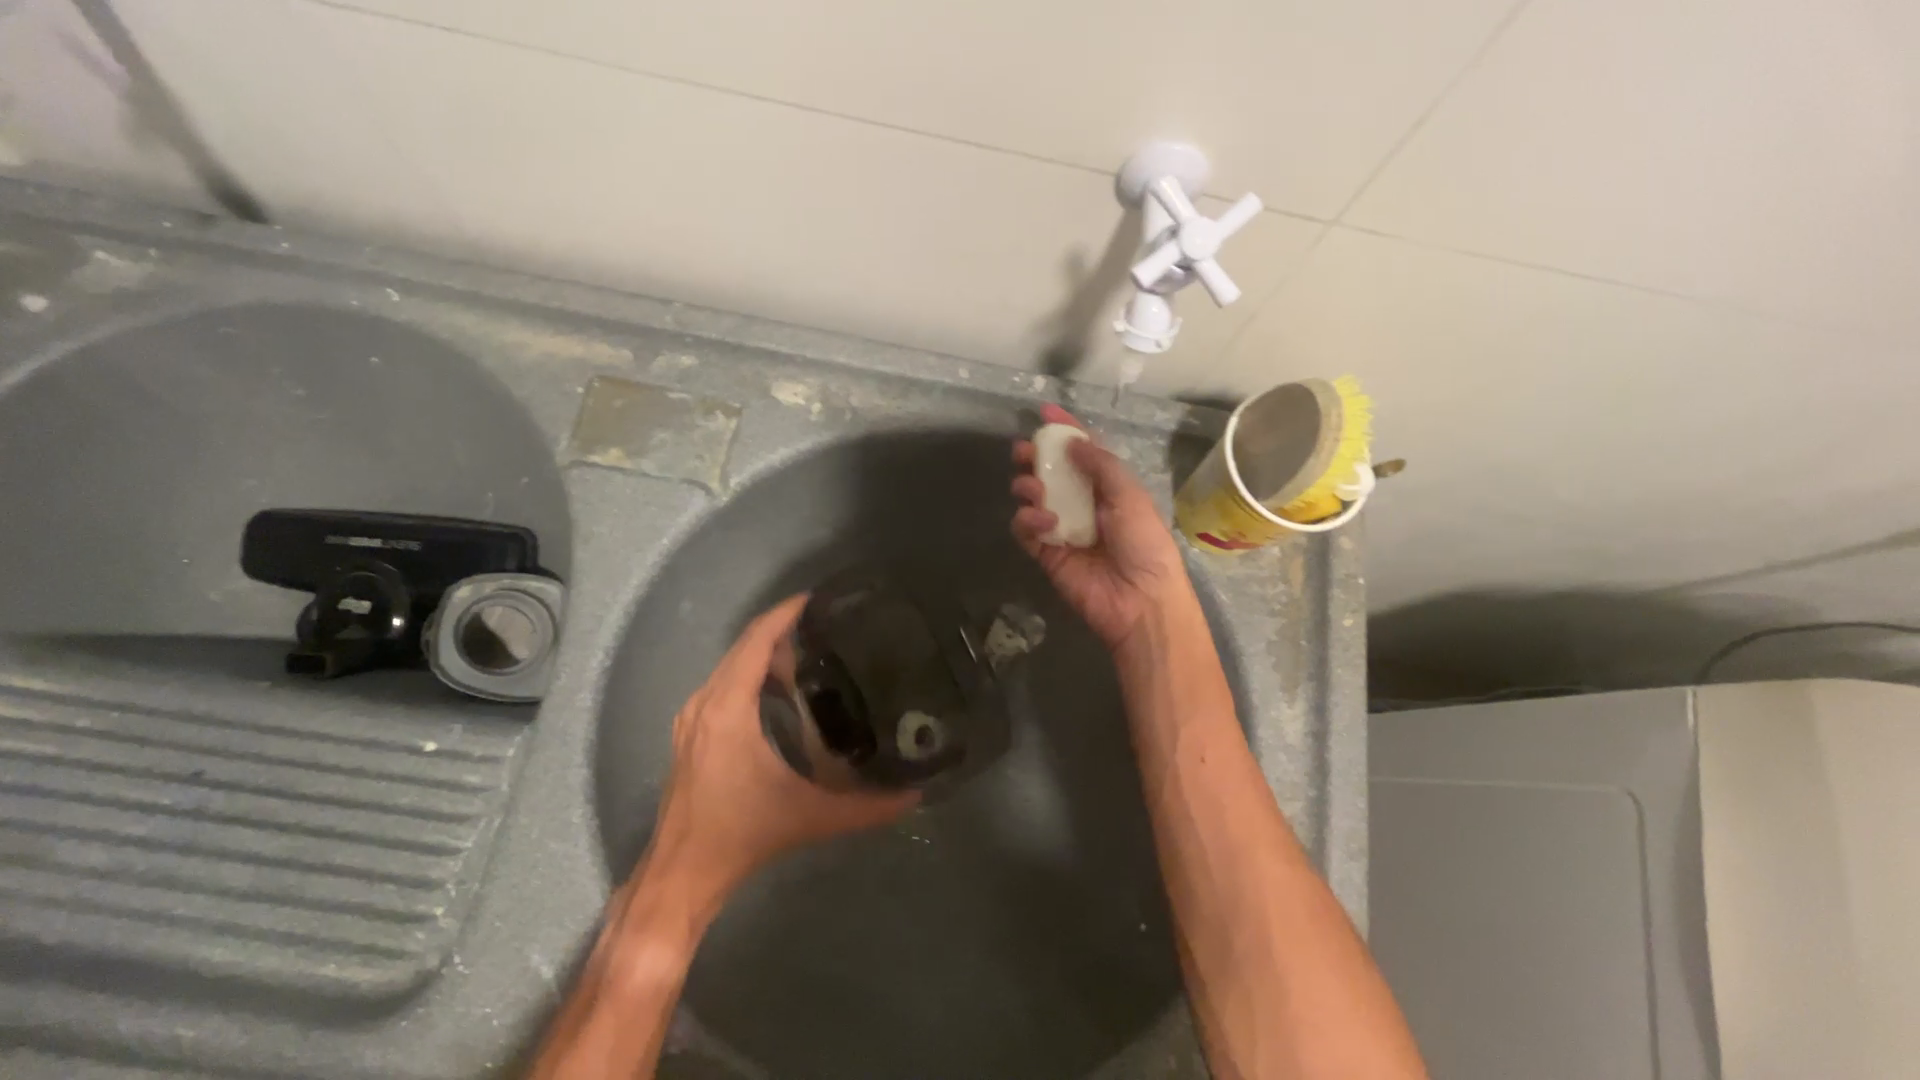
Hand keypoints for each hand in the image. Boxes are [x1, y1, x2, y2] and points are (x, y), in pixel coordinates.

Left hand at [644, 594, 918, 895]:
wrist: (682, 874)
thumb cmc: (742, 836)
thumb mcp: (811, 818)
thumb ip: (868, 806)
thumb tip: (915, 793)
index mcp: (728, 708)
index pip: (756, 641)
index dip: (786, 614)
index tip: (820, 599)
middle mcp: (705, 703)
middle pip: (743, 647)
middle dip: (782, 631)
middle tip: (829, 627)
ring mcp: (692, 719)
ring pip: (730, 667)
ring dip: (766, 655)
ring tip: (812, 655)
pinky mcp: (690, 735)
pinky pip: (723, 687)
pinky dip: (751, 676)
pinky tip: (780, 694)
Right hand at [1011, 405, 1191, 649]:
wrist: (1140, 599)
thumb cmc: (1144, 543)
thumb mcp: (1129, 494)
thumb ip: (1100, 464)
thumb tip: (1072, 441)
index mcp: (1109, 488)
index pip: (1083, 453)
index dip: (1065, 432)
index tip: (1045, 414)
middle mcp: (1084, 504)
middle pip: (1052, 473)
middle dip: (1035, 458)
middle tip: (1023, 451)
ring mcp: (1063, 528)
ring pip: (1033, 498)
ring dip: (1028, 486)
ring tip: (1034, 489)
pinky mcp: (1046, 553)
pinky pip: (1026, 529)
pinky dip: (1028, 520)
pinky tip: (1044, 522)